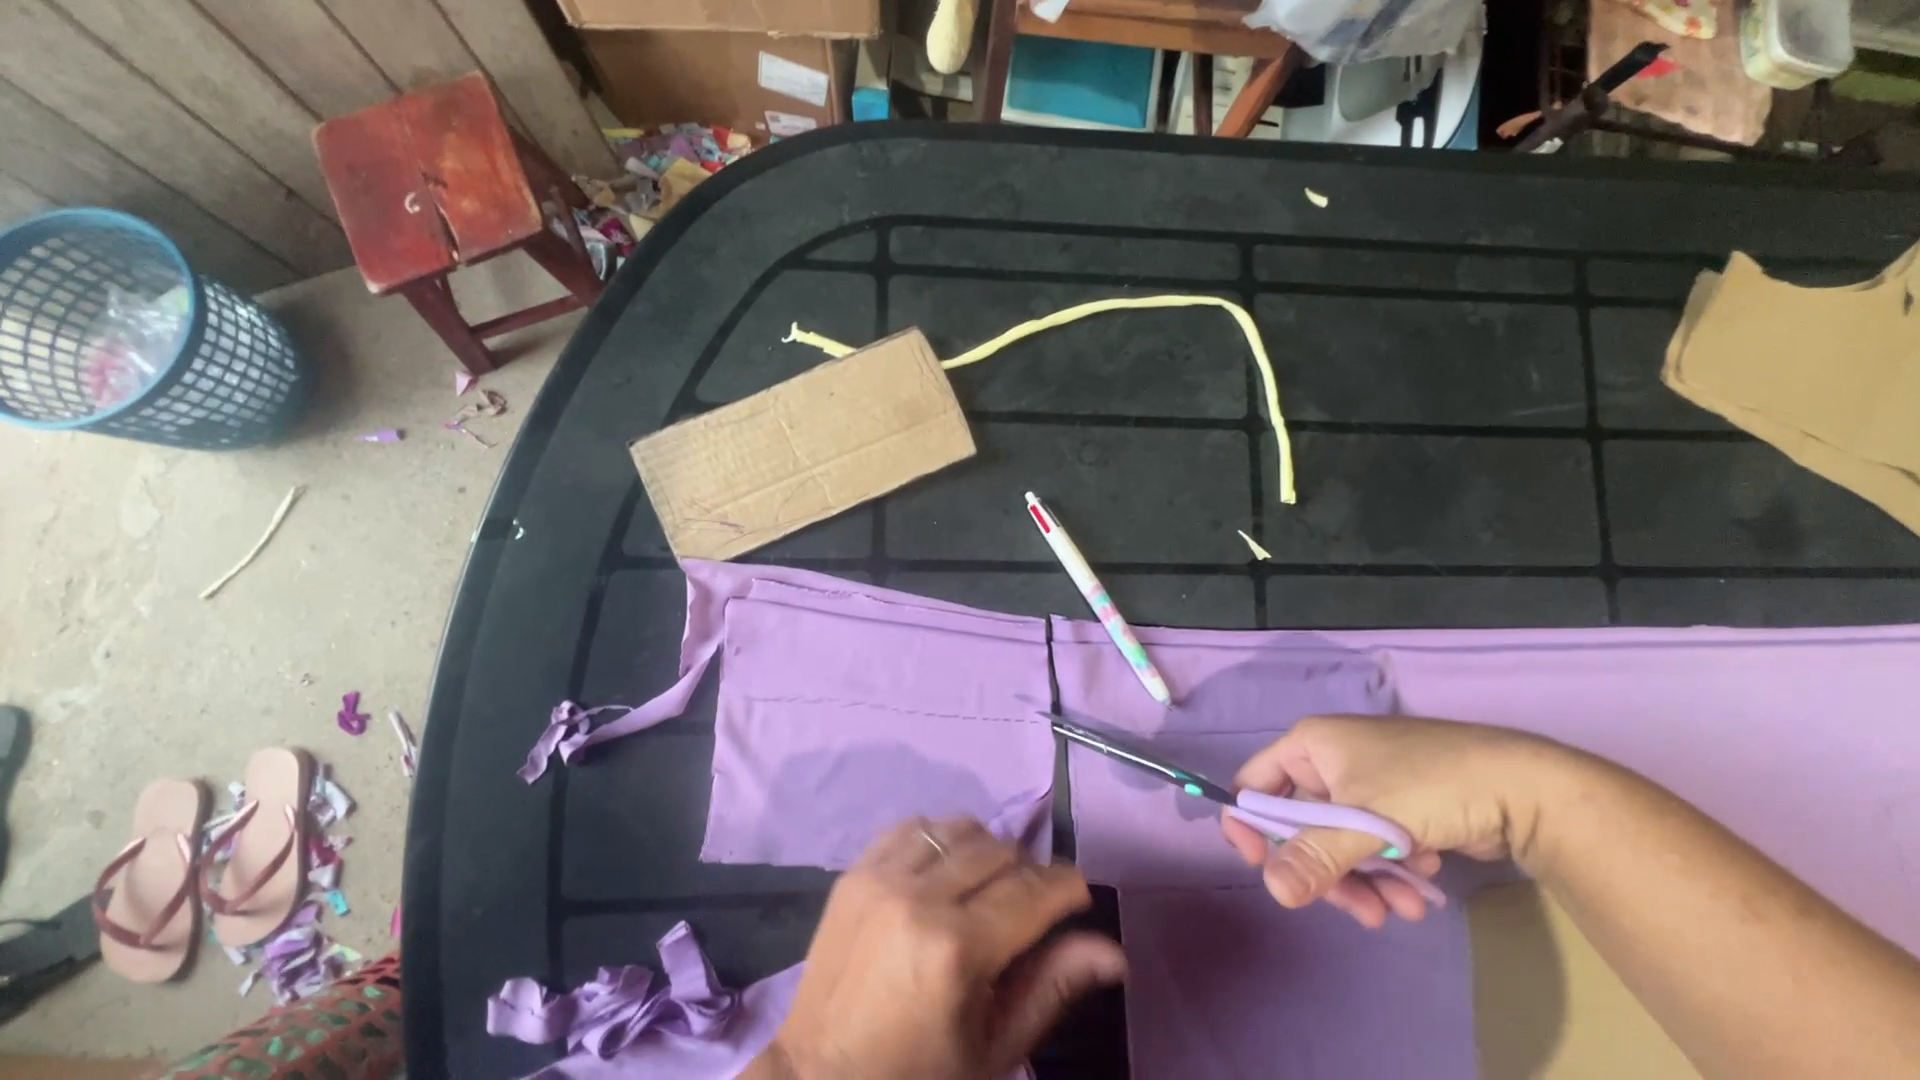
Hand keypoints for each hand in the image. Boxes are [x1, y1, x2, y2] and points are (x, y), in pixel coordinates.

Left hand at [752, 816, 1125, 1079]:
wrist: (818, 1078)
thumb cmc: (919, 1076)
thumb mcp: (994, 1049)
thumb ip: (1052, 988)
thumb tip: (1113, 952)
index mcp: (958, 949)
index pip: (1034, 888)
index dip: (1068, 886)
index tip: (1076, 898)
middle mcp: (919, 898)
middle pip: (1000, 850)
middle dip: (1028, 871)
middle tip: (1030, 906)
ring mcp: (880, 878)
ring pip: (957, 827)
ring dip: (984, 848)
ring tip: (985, 887)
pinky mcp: (853, 873)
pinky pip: (910, 827)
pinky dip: (938, 839)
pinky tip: (942, 872)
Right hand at [1221, 715, 1561, 927]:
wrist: (1527, 788)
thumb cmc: (1431, 785)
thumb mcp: (1365, 820)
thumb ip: (1315, 856)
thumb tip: (1274, 891)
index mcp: (1311, 745)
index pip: (1254, 784)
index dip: (1251, 825)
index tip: (1263, 866)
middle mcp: (1332, 761)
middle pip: (1301, 825)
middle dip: (1327, 871)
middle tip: (1355, 908)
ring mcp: (1368, 785)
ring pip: (1340, 843)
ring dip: (1364, 881)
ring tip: (1400, 909)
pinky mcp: (1400, 808)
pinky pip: (1373, 846)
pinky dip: (1390, 870)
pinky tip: (1421, 885)